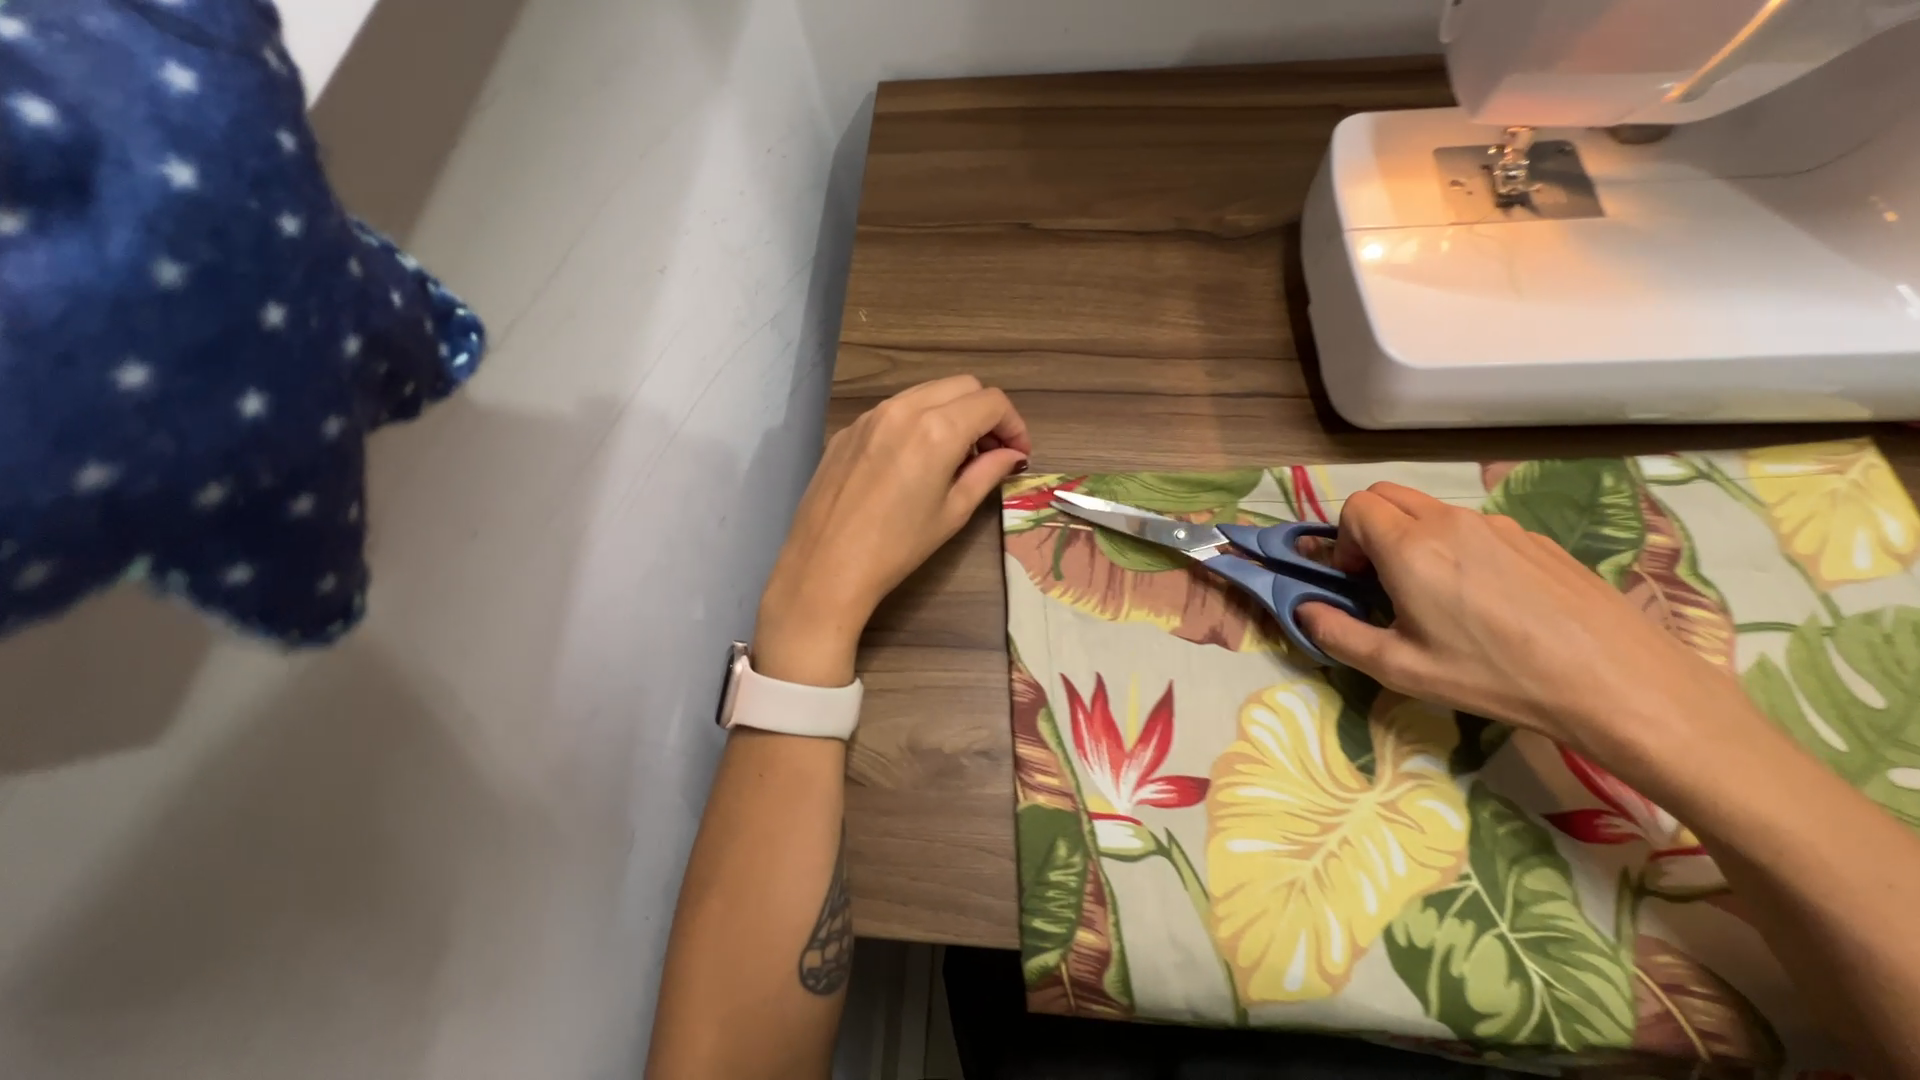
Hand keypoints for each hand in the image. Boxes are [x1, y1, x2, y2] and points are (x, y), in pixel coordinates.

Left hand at [754, 376, 1030, 686]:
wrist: (826, 565)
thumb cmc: (897, 547)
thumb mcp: (952, 512)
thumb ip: (987, 473)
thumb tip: (1011, 454)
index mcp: (937, 430)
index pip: (992, 403)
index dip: (1014, 425)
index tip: (1018, 454)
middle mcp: (904, 409)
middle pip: (962, 386)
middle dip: (985, 413)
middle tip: (992, 452)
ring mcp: (871, 415)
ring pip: (926, 392)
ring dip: (952, 412)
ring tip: (956, 456)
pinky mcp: (848, 429)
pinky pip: (895, 410)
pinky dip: (918, 421)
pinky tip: (915, 461)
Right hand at [1295, 482, 1740, 753]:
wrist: (1614, 680)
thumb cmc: (1494, 675)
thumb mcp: (1400, 669)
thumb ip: (1337, 634)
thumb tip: (1303, 611)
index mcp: (1411, 547)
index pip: (1355, 507)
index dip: (1342, 541)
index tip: (1356, 581)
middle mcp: (1451, 522)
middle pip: (1389, 495)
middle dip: (1369, 527)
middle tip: (1382, 578)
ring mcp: (1499, 525)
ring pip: (1433, 509)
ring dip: (1413, 536)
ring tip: (1437, 594)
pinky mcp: (1536, 538)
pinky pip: (1477, 527)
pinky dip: (1459, 547)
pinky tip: (1489, 601)